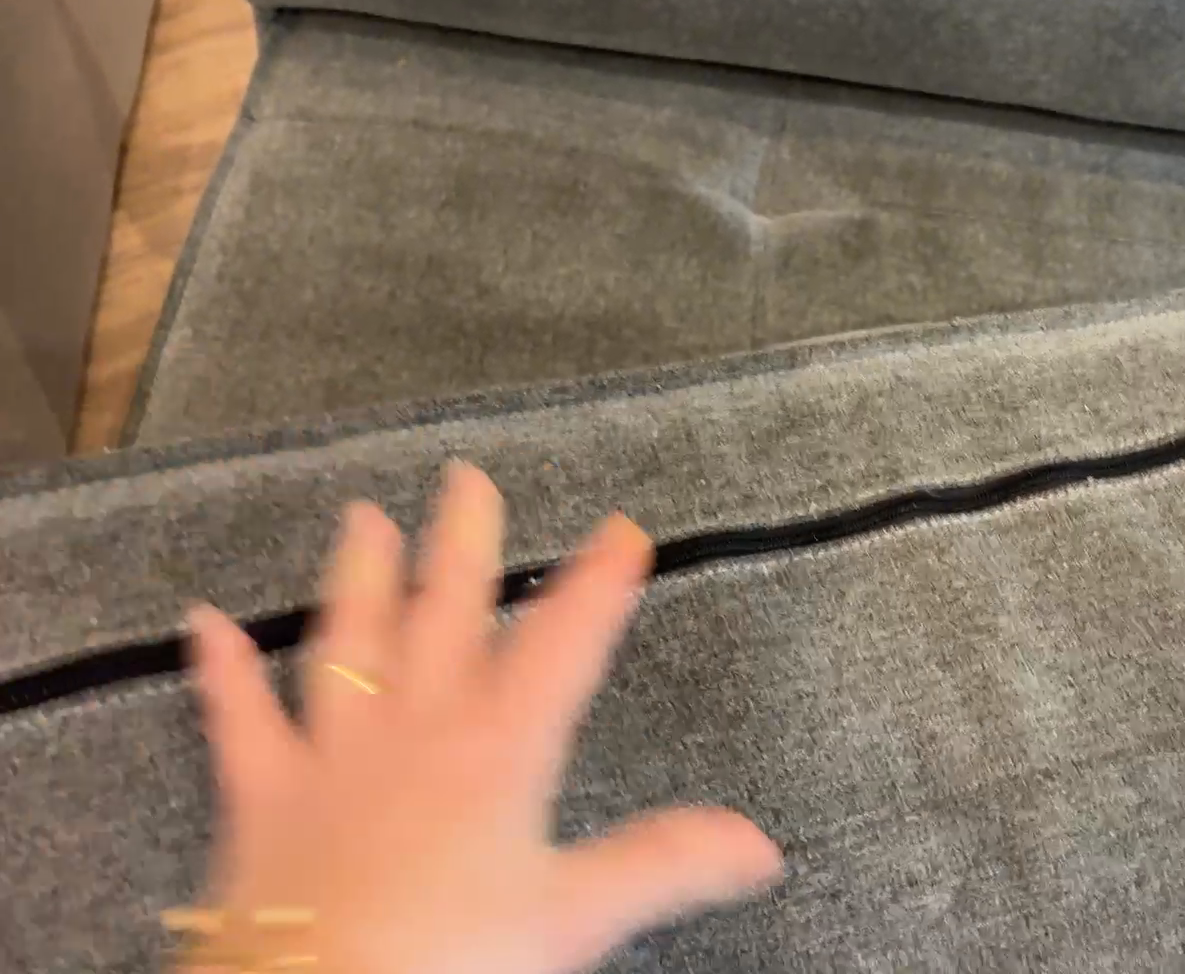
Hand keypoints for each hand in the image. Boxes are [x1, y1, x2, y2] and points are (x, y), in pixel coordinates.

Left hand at [182, 462, 781, 973]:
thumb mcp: (575, 915)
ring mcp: (338, 759)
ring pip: (350, 646)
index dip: (601, 581)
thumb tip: (762, 845)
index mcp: (499, 747)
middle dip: (464, 544)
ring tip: (363, 517)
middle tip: (466, 479)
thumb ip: (668, 861)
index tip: (625, 529)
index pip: (566, 642)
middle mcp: (420, 732)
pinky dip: (221, 674)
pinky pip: (238, 725)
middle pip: (447, 616)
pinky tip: (201, 625)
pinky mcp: (265, 801)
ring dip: (357, 578)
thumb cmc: (443, 960)